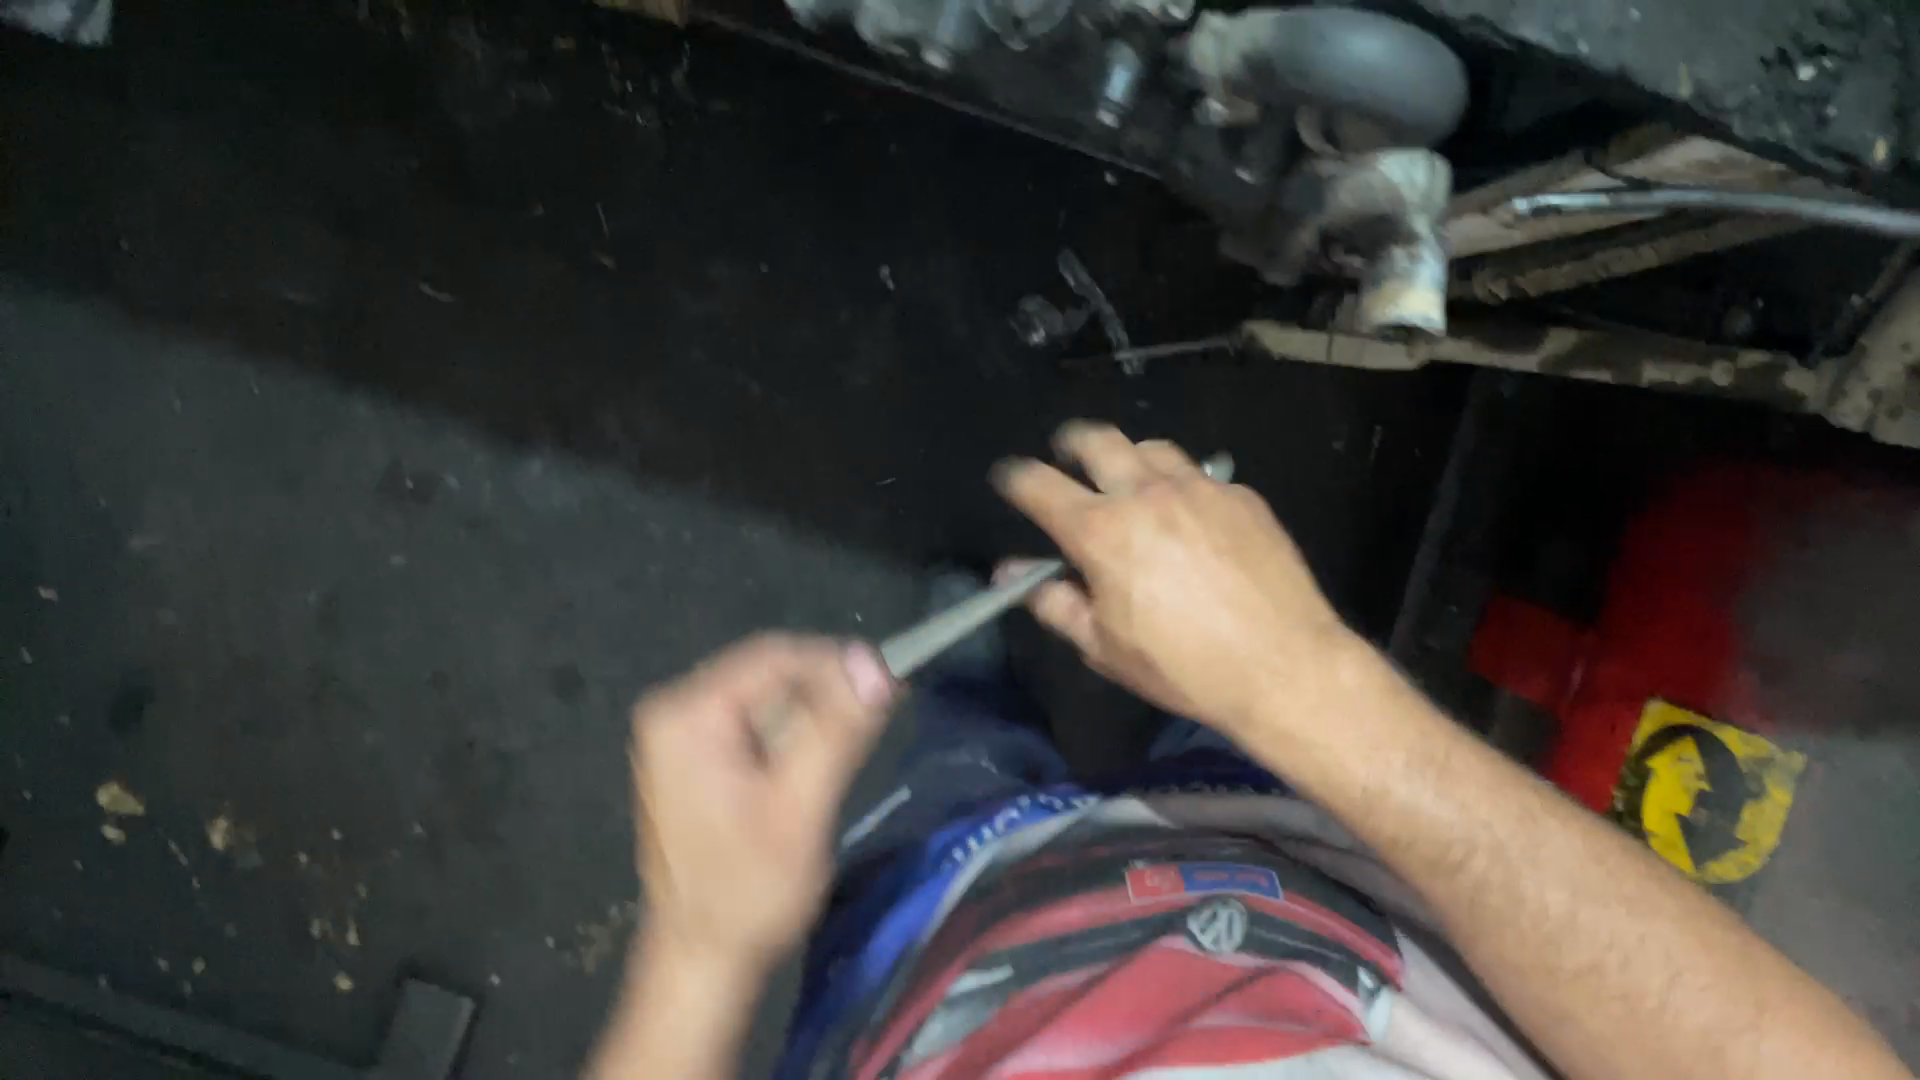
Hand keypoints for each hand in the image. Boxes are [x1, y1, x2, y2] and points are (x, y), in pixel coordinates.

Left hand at [629, 634, 894, 972]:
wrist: (702, 960)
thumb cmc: (748, 890)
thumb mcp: (800, 807)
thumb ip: (836, 730)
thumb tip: (875, 664)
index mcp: (688, 715)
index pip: (774, 656)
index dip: (834, 664)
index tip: (884, 687)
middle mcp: (675, 712)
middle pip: (769, 674)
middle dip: (823, 695)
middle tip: (871, 721)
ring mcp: (681, 736)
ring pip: (767, 700)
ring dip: (811, 718)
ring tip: (843, 753)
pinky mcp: (695, 759)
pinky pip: (754, 725)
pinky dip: (791, 738)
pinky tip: (811, 770)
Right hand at [994, 421, 1351, 735]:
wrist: (1284, 667)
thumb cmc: (1181, 667)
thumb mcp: (1103, 647)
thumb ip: (1054, 602)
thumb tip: (1013, 572)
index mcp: (1101, 532)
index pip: (1040, 485)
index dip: (1016, 478)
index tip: (1009, 478)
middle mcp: (1146, 494)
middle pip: (1097, 440)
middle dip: (1071, 442)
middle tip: (1067, 455)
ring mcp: (1199, 489)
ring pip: (1152, 448)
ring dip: (1129, 458)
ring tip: (1130, 479)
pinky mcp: (1241, 496)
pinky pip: (1199, 475)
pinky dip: (1180, 486)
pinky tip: (1189, 517)